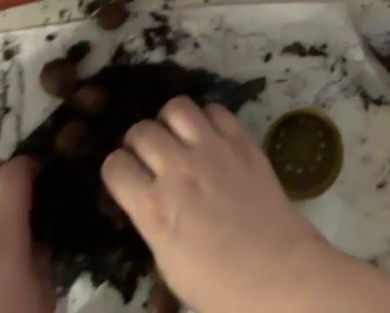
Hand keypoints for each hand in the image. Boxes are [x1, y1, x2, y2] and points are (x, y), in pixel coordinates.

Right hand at [102, 97, 336, 312]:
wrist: (276, 269)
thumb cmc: (218, 281)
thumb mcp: (166, 261)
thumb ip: (151, 220)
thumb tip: (145, 197)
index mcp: (154, 207)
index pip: (114, 166)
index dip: (116, 171)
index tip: (125, 177)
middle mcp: (179, 170)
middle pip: (141, 131)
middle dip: (138, 142)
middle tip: (149, 156)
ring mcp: (213, 149)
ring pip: (176, 107)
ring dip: (169, 121)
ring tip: (177, 137)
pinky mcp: (242, 140)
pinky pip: (216, 109)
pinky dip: (207, 118)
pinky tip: (209, 136)